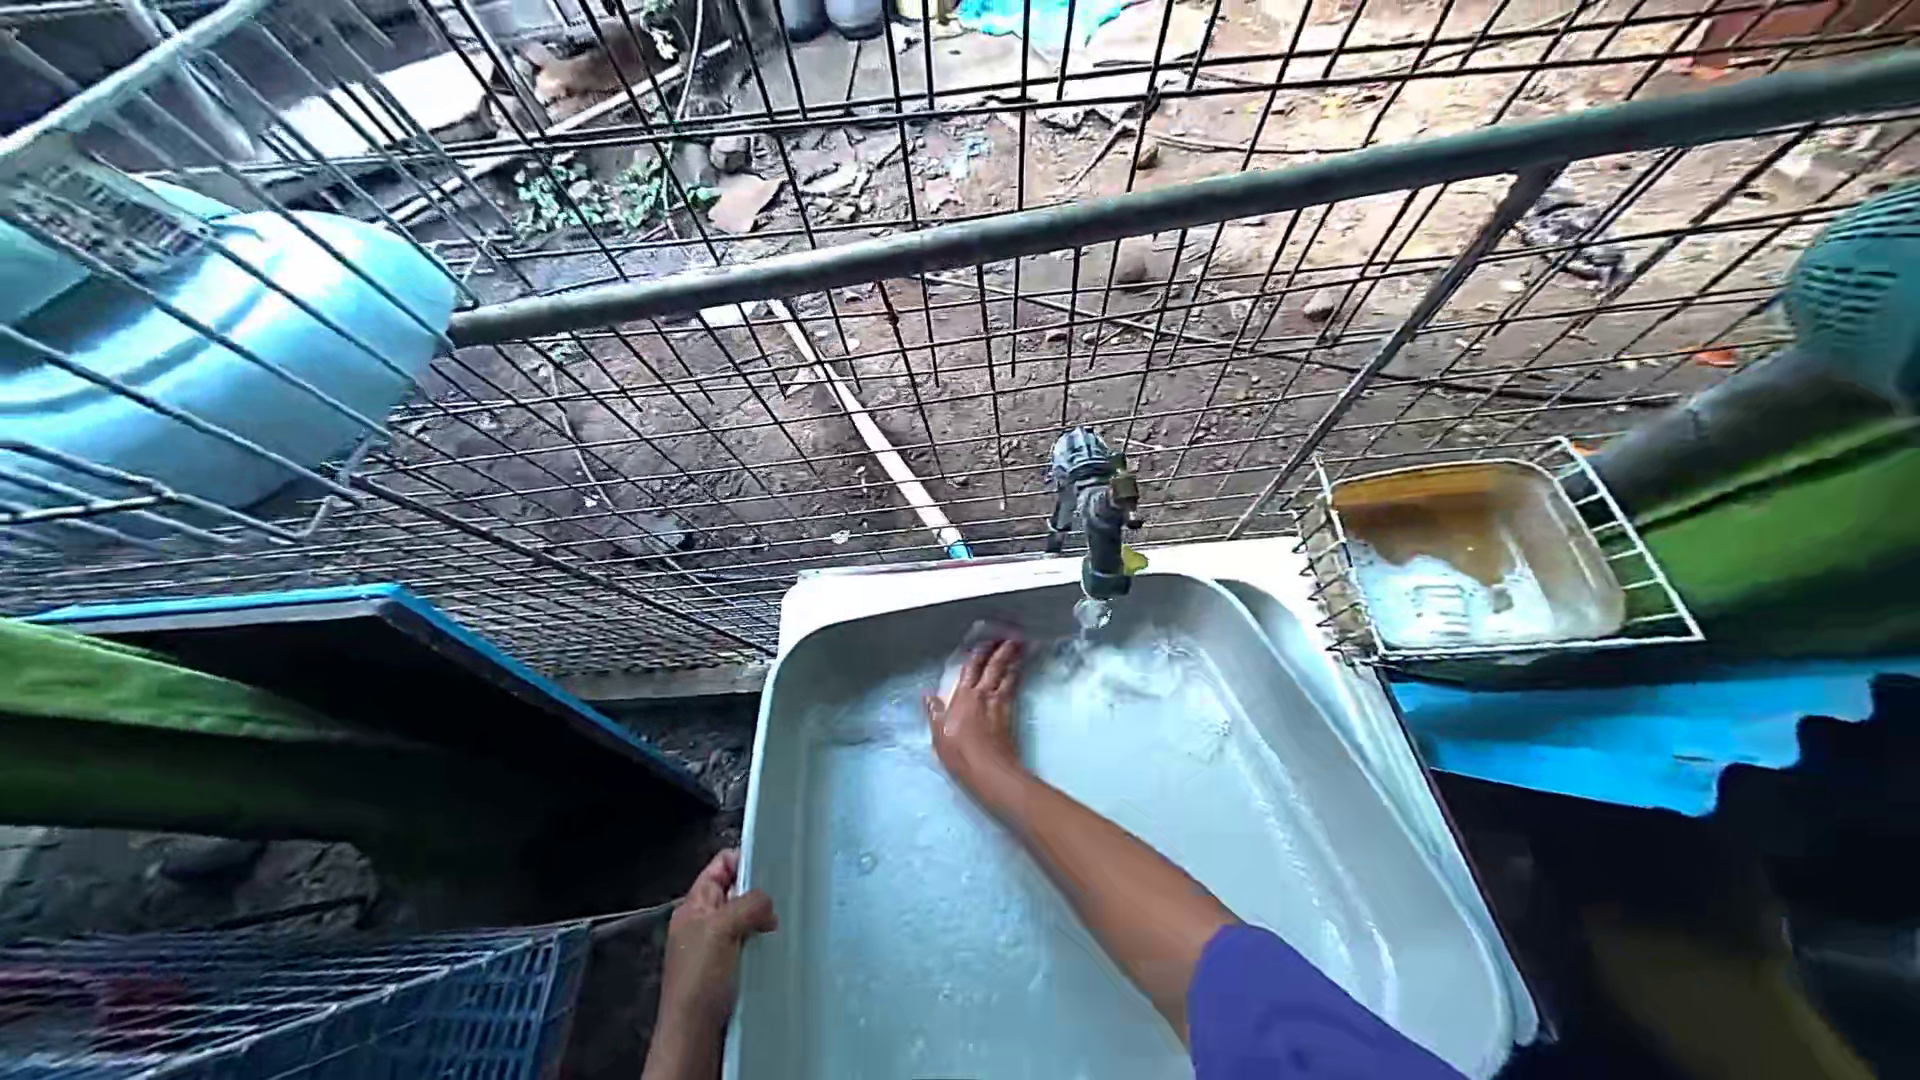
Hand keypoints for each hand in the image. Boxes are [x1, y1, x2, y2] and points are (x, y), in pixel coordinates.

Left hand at [656, 848, 776, 1035]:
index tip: (771, 863)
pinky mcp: (729, 968)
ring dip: (763, 919)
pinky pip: (751, 942)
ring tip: (779, 924)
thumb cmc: (699, 980)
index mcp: (694, 906)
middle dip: (759, 892)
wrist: (692, 1036)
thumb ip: (749, 903)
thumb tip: (768, 904)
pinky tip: (775, 947)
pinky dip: (764, 942)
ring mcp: (716, 946)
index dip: (744, 859)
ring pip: (747, 918)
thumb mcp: (722, 928)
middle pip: (738, 890)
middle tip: (779, 898)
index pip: (721, 864)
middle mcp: (704, 922)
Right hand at [924, 638, 1025, 794]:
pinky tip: (1019, 673)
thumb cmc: (960, 753)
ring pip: (1008, 676)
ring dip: (1014, 661)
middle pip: (995, 667)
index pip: (972, 668)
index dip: (980, 653)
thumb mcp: (939, 734)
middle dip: (1003, 650)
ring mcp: (1000, 704)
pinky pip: (1014, 689)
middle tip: (1013, 636)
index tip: (988, 639)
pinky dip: (1017, 677)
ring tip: (1021, 648)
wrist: (990, 770)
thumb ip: (935, 712)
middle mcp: (983, 695)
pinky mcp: (1011, 715)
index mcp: (964, 697)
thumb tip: (927, 695)